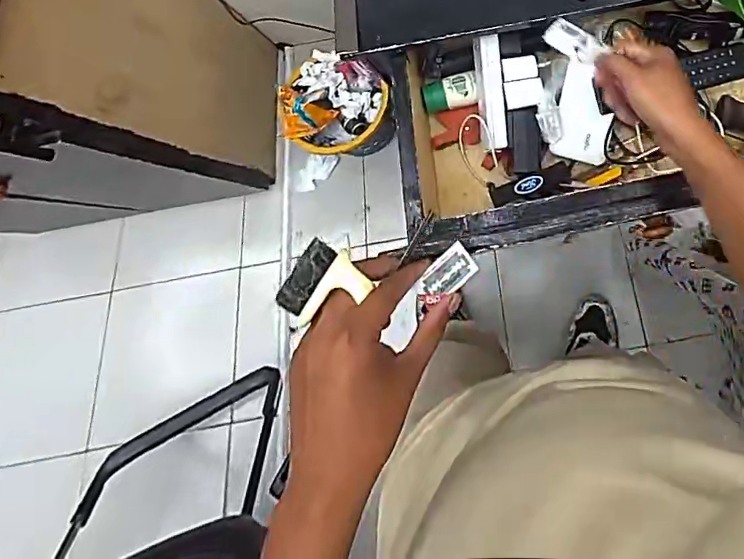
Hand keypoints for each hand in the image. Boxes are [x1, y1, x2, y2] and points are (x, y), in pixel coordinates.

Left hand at [285, 256, 459, 497]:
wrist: (328, 476)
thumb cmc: (364, 436)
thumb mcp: (408, 374)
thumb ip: (430, 330)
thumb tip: (444, 304)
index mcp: (352, 338)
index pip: (384, 287)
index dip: (408, 272)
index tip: (423, 267)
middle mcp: (323, 337)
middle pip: (347, 279)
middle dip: (376, 268)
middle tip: (400, 270)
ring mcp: (306, 348)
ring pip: (331, 297)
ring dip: (358, 287)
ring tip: (384, 298)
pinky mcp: (299, 360)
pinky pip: (320, 320)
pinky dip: (342, 311)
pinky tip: (363, 327)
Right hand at [595, 33, 711, 155]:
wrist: (680, 134)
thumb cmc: (665, 105)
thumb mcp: (631, 78)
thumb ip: (613, 63)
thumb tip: (601, 57)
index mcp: (656, 54)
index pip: (623, 49)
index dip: (609, 62)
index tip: (600, 75)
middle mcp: (658, 68)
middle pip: (623, 70)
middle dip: (615, 86)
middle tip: (614, 95)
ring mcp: (657, 86)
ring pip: (627, 88)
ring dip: (621, 100)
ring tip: (626, 109)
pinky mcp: (656, 103)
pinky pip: (634, 102)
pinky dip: (630, 109)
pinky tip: (633, 116)